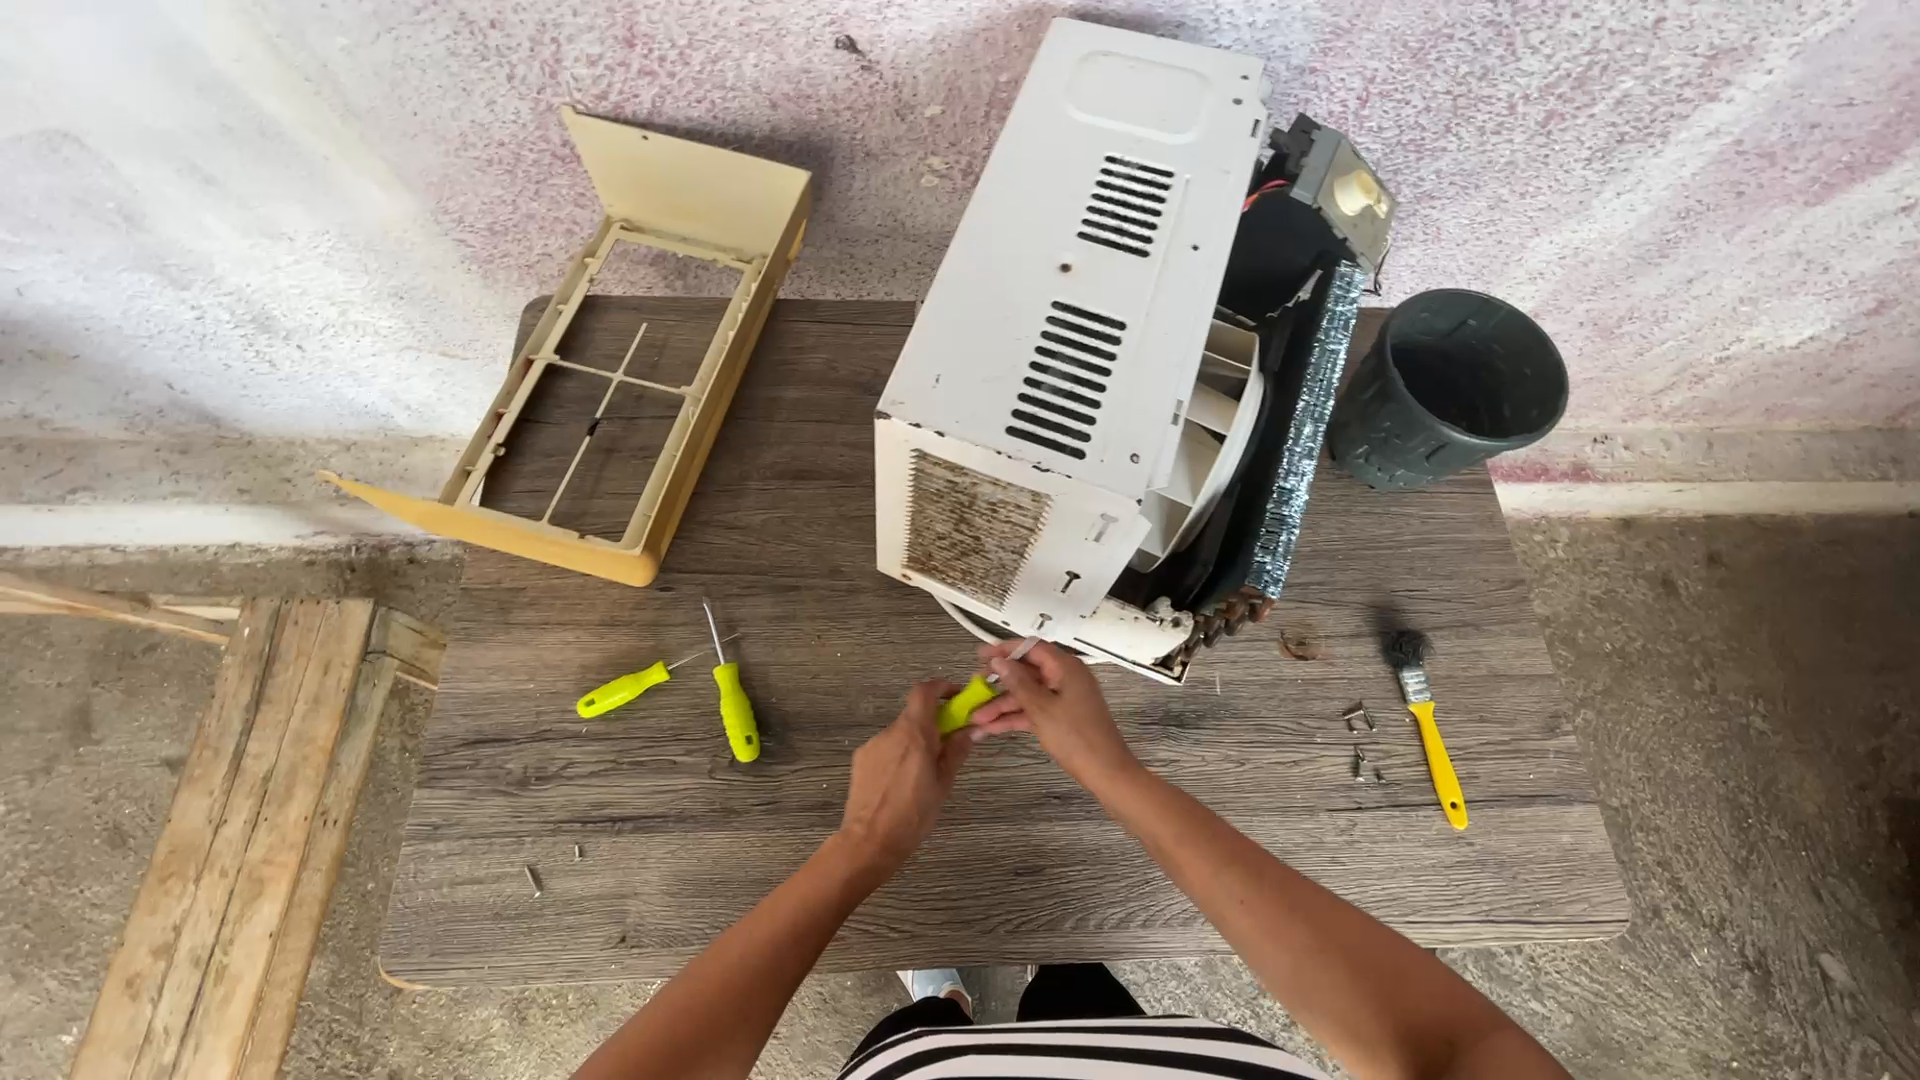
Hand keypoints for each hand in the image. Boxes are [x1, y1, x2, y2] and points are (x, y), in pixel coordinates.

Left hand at [836, 680, 973, 870]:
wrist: (870, 841)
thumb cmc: (914, 814)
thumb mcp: (943, 784)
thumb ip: (956, 751)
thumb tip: (973, 729)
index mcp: (915, 733)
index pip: (924, 691)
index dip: (941, 687)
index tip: (956, 698)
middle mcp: (891, 731)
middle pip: (914, 714)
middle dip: (932, 723)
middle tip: (946, 744)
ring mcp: (873, 744)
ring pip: (900, 733)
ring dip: (914, 742)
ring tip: (922, 773)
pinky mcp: (860, 758)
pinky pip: (885, 747)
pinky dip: (898, 755)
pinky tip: (901, 783)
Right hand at [968, 641, 1142, 789]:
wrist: (1106, 772)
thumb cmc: (1076, 737)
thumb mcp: (1041, 709)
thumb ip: (1018, 682)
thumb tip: (999, 661)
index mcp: (1065, 667)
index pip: (1031, 647)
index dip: (1004, 650)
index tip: (981, 656)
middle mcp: (1064, 677)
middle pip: (1026, 672)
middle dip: (999, 683)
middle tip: (975, 688)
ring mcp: (1063, 697)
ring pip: (1027, 694)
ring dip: (1002, 705)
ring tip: (976, 717)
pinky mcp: (1061, 716)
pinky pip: (1033, 710)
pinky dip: (1015, 717)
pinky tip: (991, 728)